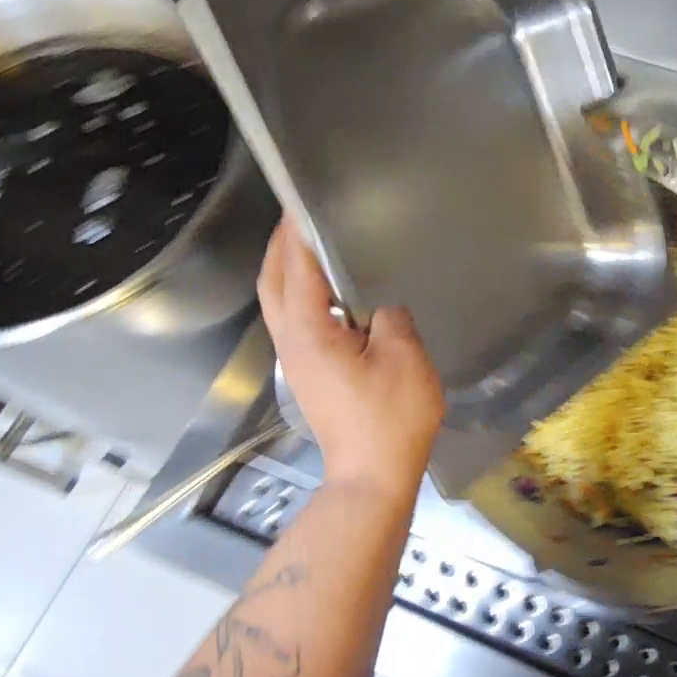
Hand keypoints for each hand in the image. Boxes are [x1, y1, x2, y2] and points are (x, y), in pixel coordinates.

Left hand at [257, 219, 444, 500]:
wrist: (372, 473)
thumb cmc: (390, 418)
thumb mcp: (405, 357)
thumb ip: (390, 316)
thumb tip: (379, 306)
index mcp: (309, 331)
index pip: (295, 267)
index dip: (297, 232)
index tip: (304, 202)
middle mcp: (291, 342)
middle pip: (271, 282)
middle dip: (280, 245)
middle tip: (301, 216)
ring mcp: (294, 360)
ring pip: (278, 302)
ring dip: (287, 268)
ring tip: (313, 243)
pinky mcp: (307, 374)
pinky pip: (294, 319)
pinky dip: (301, 293)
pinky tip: (329, 289)